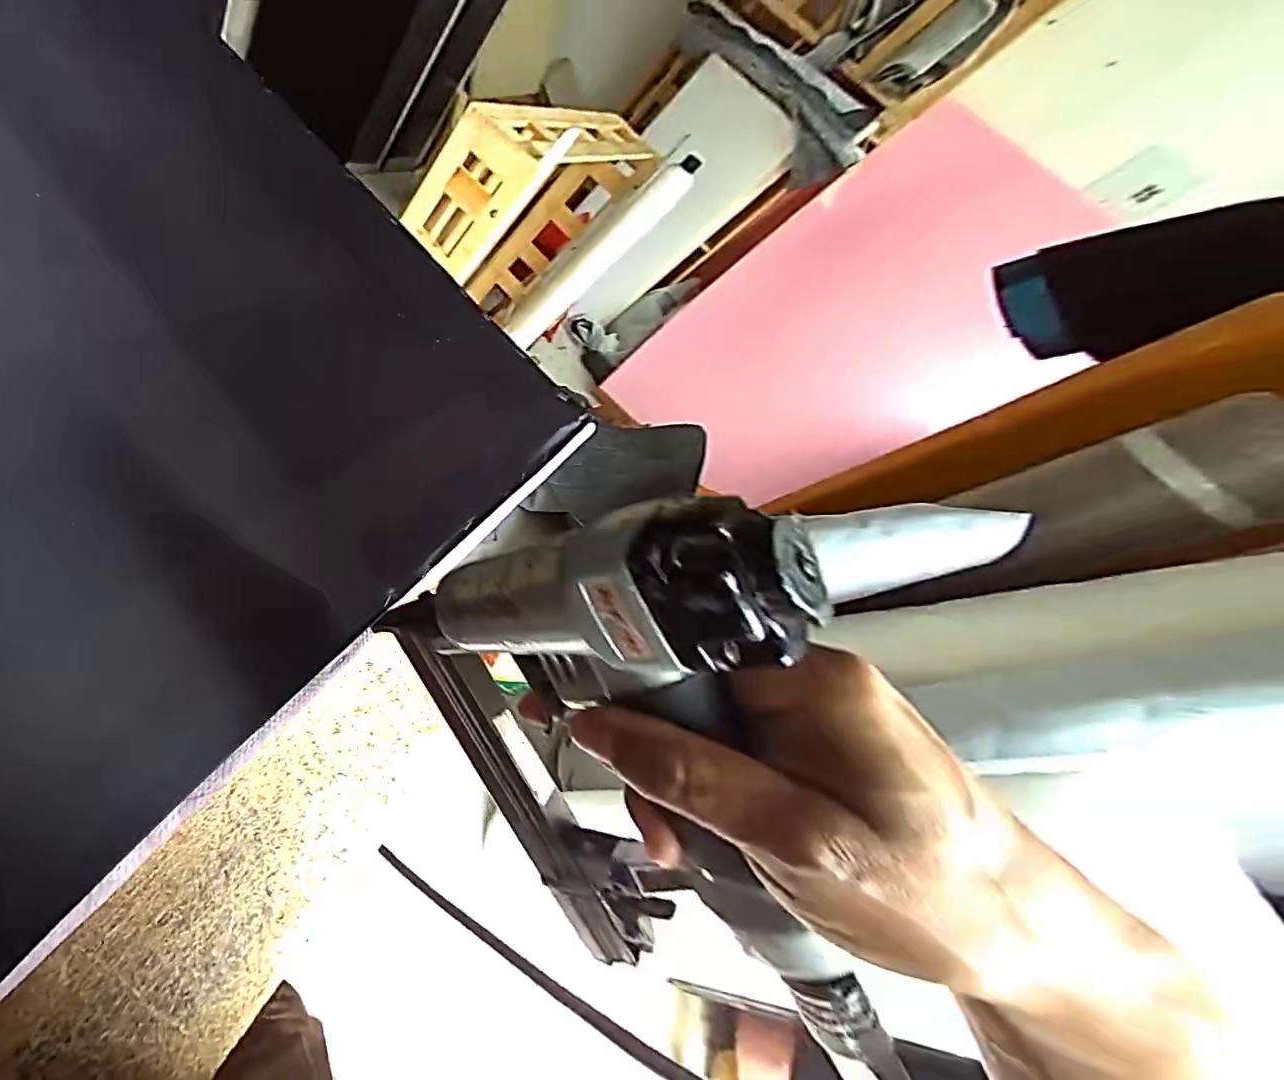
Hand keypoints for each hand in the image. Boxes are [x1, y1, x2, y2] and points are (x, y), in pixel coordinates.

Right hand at [569, 647, 1231, 1078]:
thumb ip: (690, 777)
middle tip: (651, 820)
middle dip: (647, 756)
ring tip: (679, 844)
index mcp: (810, 678)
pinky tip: (703, 839)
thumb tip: (595, 726)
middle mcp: (798, 682)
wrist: (1026, 953)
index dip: (621, 681)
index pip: (682, 649)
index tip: (577, 719)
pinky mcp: (792, 750)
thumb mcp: (797, 840)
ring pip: (687, 730)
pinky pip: (714, 755)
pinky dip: (694, 796)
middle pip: (677, 694)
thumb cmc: (936, 899)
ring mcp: (795, 717)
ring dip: (668, 786)